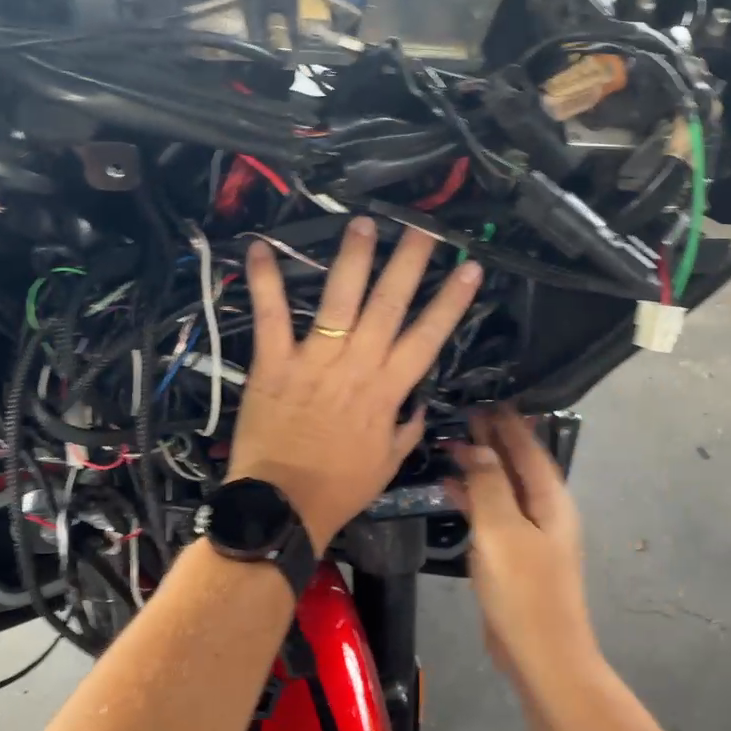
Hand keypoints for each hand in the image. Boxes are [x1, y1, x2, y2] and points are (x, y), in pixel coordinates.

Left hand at [229, 217, 482, 552]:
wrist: (283, 507)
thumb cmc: (339, 489)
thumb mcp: (388, 463)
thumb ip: (407, 428)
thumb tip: (419, 401)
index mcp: (388, 391)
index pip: (428, 337)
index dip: (451, 300)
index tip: (468, 267)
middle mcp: (356, 367)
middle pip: (388, 305)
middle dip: (409, 262)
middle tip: (422, 227)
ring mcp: (314, 361)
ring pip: (338, 301)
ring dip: (352, 259)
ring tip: (364, 223)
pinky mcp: (273, 365)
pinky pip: (270, 317)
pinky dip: (264, 282)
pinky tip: (261, 247)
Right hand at [448, 408, 597, 678]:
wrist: (542, 655)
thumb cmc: (524, 590)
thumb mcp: (502, 531)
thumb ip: (490, 485)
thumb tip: (480, 447)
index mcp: (551, 499)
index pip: (528, 447)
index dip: (507, 422)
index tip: (484, 397)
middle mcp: (545, 511)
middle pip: (518, 465)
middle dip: (493, 439)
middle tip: (463, 413)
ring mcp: (530, 535)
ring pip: (504, 488)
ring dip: (481, 466)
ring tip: (452, 444)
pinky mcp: (514, 556)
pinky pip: (493, 514)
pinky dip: (474, 498)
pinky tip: (450, 489)